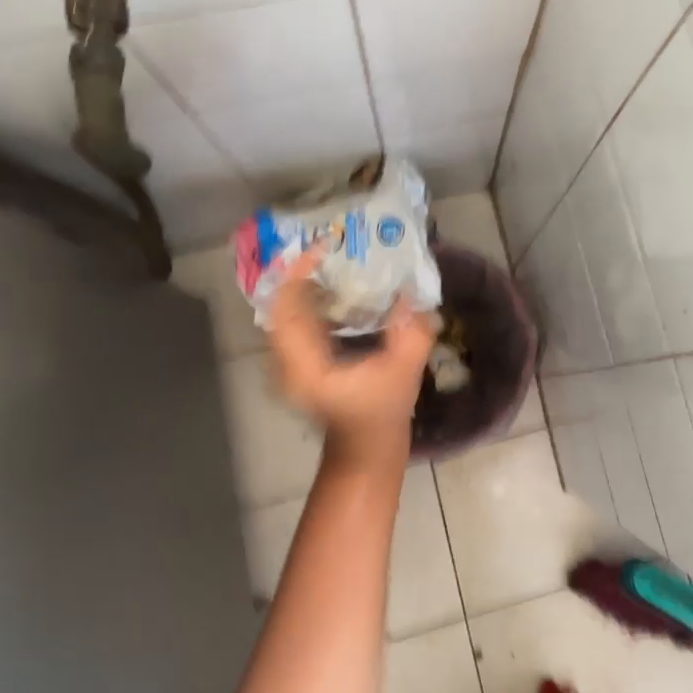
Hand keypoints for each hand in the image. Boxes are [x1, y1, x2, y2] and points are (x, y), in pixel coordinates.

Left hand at [266, 248, 435, 467]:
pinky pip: (292, 319)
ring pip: (283, 309)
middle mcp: (284, 362)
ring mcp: (286, 363)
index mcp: (304, 365)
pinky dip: (307, 297)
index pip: (286, 307)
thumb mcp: (403, 371)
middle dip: (301, 269)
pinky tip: (333, 284)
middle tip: (330, 243)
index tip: (322, 246)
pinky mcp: (296, 361)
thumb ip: (410, 331)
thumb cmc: (381, 415)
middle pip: (280, 302)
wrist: (365, 449)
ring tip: (331, 256)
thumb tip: (411, 290)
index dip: (298, 272)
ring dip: (303, 281)